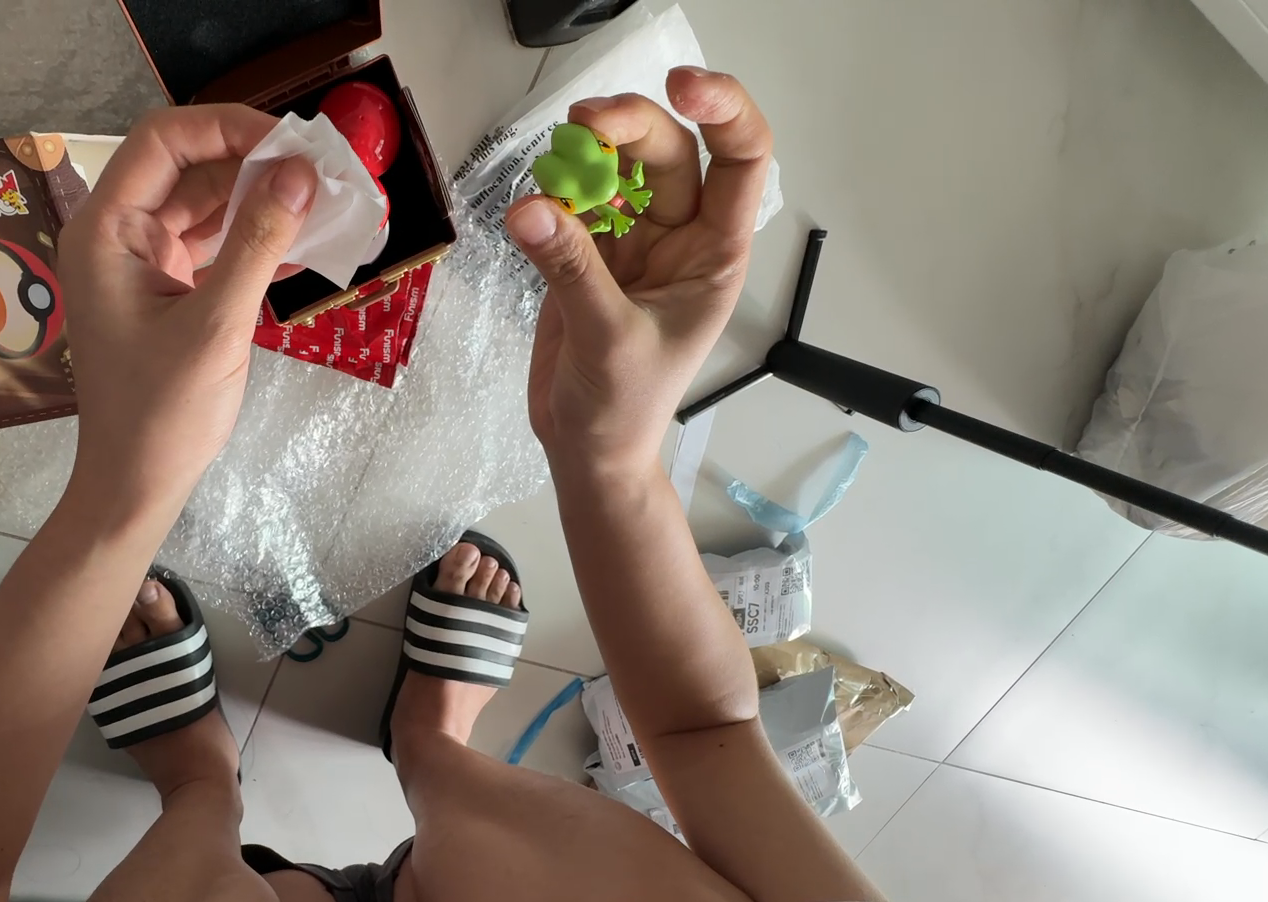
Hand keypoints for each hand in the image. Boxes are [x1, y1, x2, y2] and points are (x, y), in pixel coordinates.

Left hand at [59, 105, 317, 509]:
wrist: (139, 480)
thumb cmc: (164, 412)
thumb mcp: (217, 325)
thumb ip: (258, 245)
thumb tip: (300, 175)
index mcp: (107, 231)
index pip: (165, 142)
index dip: (229, 128)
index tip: (291, 144)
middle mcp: (120, 238)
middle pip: (190, 173)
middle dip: (254, 167)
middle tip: (320, 173)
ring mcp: (146, 269)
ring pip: (207, 213)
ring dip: (261, 208)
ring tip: (322, 205)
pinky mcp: (171, 298)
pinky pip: (215, 255)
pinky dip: (254, 248)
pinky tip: (302, 248)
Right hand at [507, 68, 771, 478]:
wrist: (586, 448)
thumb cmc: (624, 407)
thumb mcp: (607, 337)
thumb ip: (571, 269)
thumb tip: (528, 207)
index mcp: (712, 256)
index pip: (739, 161)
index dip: (722, 110)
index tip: (680, 87)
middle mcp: (677, 242)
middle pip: (666, 155)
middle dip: (628, 130)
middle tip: (578, 126)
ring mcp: (630, 250)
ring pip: (617, 174)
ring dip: (586, 158)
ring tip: (551, 161)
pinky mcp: (585, 264)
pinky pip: (573, 211)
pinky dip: (552, 200)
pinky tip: (535, 202)